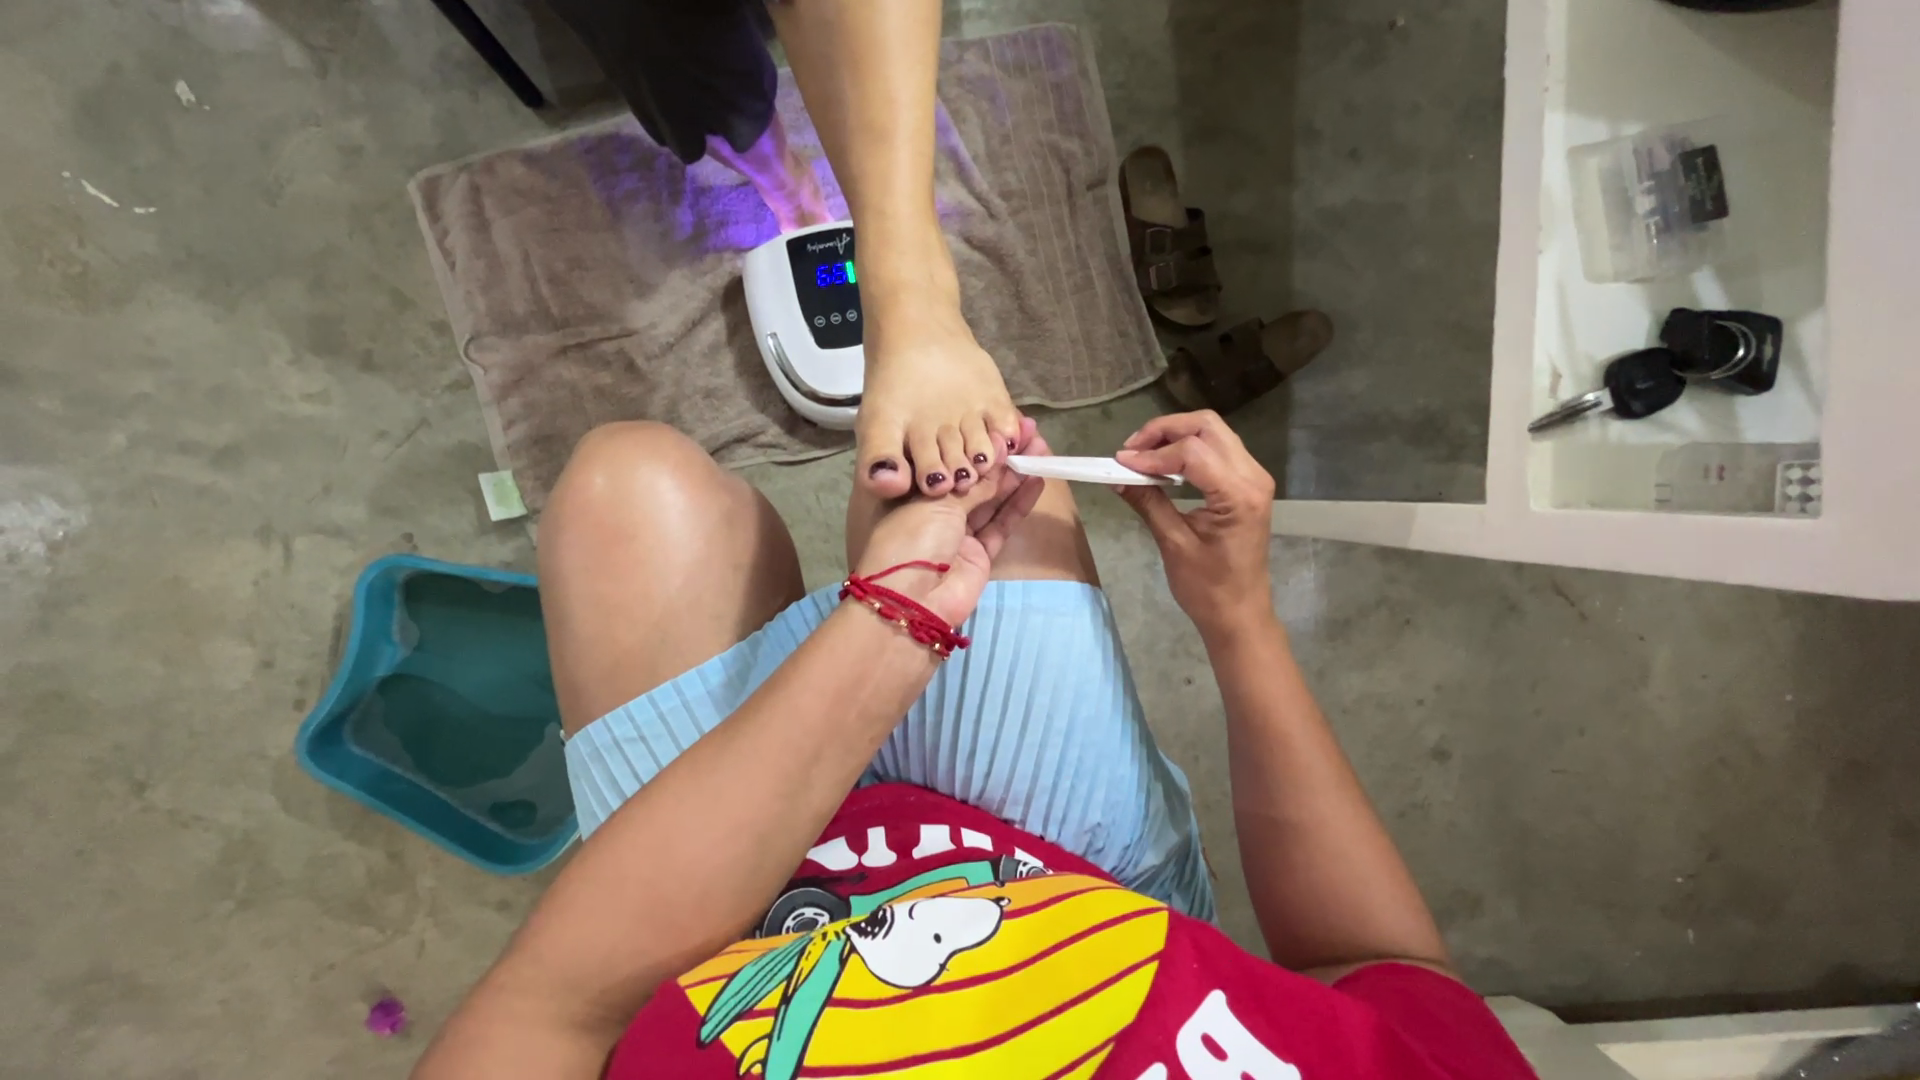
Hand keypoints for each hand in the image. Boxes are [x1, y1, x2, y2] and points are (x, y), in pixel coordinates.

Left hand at [853, 417, 1045, 625]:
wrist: (912, 602)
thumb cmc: (910, 539)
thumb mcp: (938, 499)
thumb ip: (973, 480)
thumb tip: (1002, 455)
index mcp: (910, 489)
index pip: (946, 457)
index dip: (974, 440)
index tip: (1003, 423)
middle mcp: (932, 508)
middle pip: (972, 477)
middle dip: (1000, 456)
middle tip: (1031, 433)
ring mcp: (956, 533)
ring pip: (990, 499)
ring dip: (1015, 476)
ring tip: (1042, 451)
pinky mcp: (978, 554)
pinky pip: (1001, 523)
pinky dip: (1018, 503)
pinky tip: (1037, 481)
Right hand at [856, 303, 1020, 499]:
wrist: (917, 335)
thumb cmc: (892, 383)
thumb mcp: (876, 422)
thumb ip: (879, 455)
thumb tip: (891, 486)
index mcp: (922, 465)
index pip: (931, 480)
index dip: (938, 482)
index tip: (940, 483)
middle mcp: (952, 456)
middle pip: (962, 468)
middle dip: (966, 472)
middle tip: (966, 474)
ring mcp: (976, 434)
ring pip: (987, 451)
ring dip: (990, 455)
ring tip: (987, 456)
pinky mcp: (997, 413)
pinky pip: (1007, 429)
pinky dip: (1010, 433)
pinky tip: (1010, 435)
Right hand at [1113, 411, 1277, 643]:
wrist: (1239, 613)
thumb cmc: (1208, 588)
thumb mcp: (1173, 544)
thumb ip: (1148, 502)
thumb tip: (1117, 476)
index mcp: (1239, 494)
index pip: (1192, 452)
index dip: (1152, 453)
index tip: (1120, 463)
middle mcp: (1252, 476)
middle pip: (1207, 426)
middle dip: (1164, 430)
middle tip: (1131, 450)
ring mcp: (1253, 477)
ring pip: (1213, 431)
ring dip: (1175, 435)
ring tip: (1142, 455)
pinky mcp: (1246, 483)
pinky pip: (1217, 448)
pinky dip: (1187, 447)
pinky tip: (1162, 464)